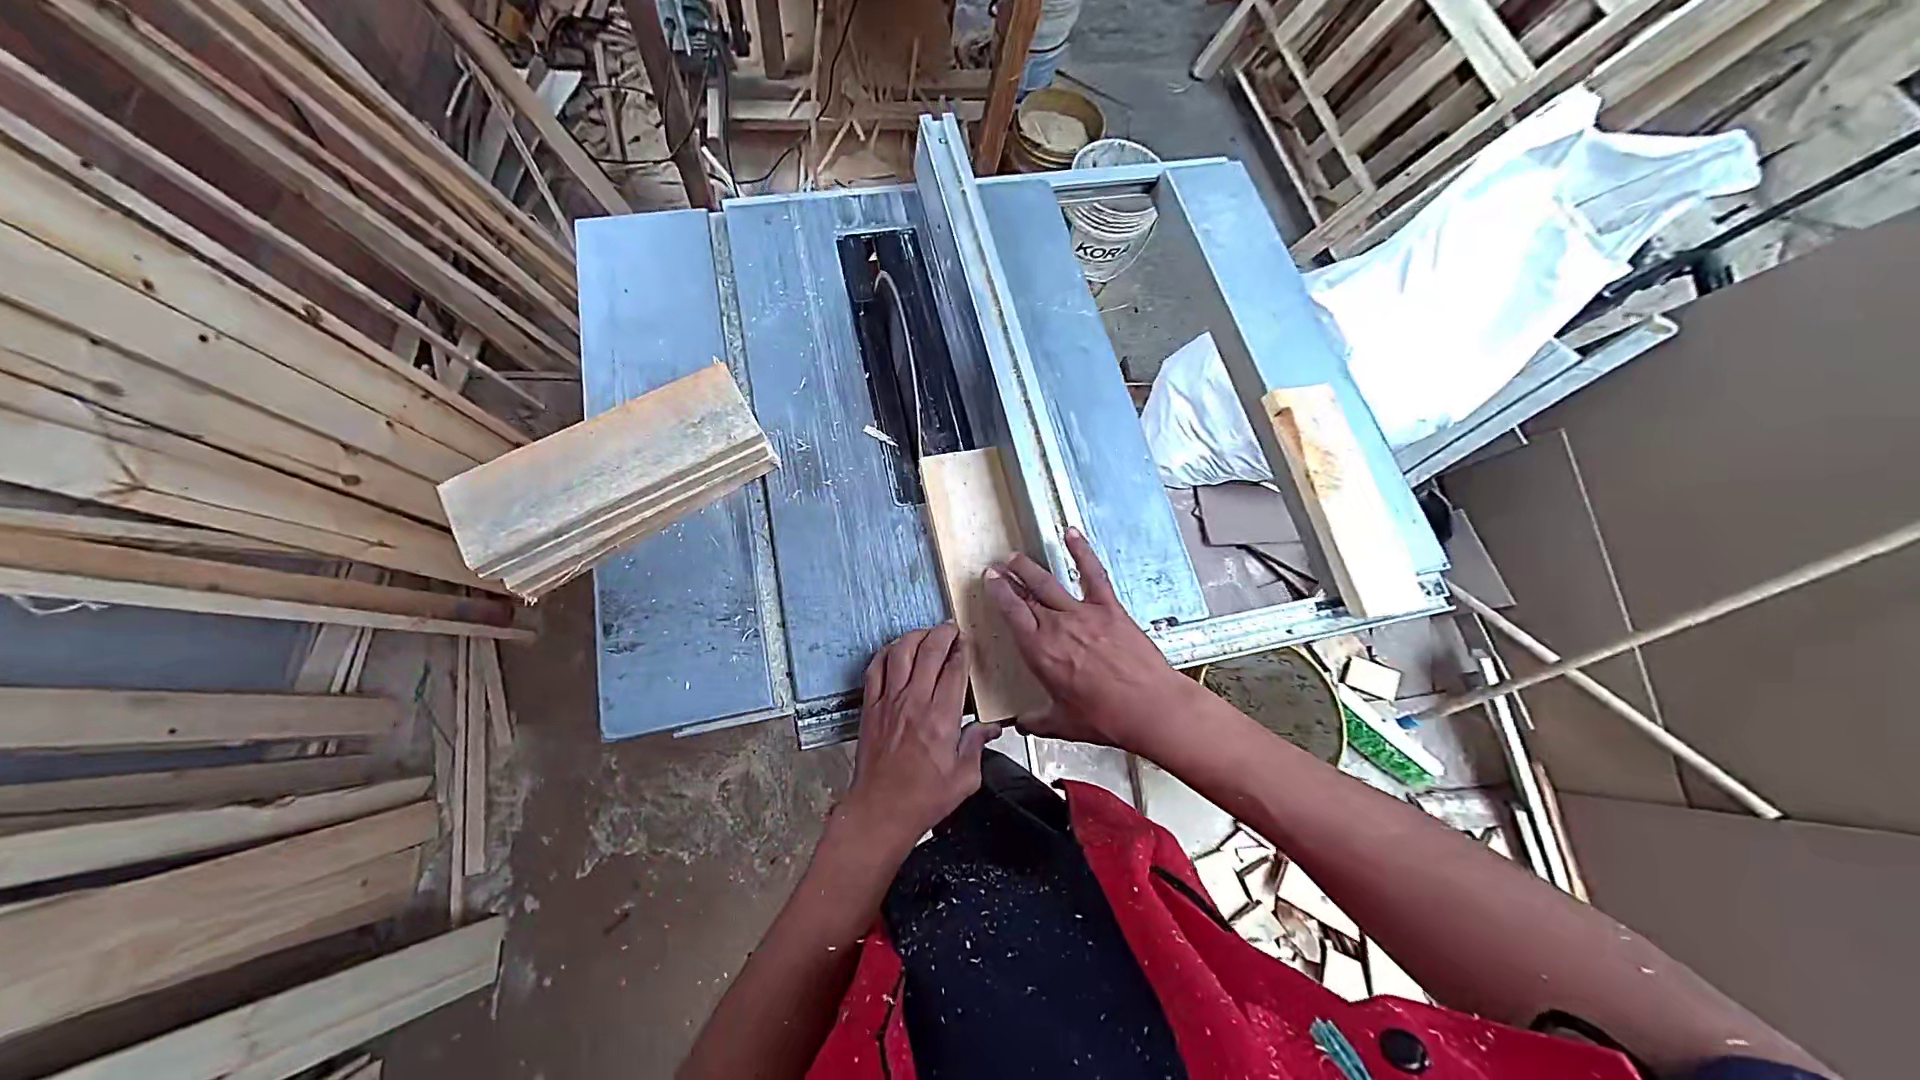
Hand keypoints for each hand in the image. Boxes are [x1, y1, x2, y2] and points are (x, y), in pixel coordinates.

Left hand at [838, 624, 995, 849]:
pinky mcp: (871, 709)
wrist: (881, 811)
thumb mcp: (964, 778)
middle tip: (949, 630)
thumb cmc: (920, 799)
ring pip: (900, 653)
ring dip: (914, 637)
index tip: (965, 644)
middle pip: (929, 651)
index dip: (962, 650)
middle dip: (942, 634)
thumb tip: (989, 730)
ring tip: (925, 634)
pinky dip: (885, 654)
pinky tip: (894, 651)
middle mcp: (914, 704)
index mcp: (941, 718)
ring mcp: (889, 703)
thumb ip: (977, 746)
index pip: (954, 668)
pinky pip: (875, 669)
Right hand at [983, 527, 1199, 753]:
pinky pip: (1092, 574)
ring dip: (1030, 567)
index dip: (998, 593)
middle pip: (1025, 593)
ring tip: (1017, 558)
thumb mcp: (1063, 723)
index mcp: (1040, 651)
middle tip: (998, 568)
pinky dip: (1081, 551)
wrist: (1150, 708)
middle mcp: (1057, 627)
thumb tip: (1025, 724)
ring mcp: (1084, 614)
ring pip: (1049, 582)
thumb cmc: (1109, 716)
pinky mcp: (1110, 609)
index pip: (1011, 612)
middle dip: (1008, 578)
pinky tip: (1072, 535)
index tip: (991, 582)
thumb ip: (1038, 720)